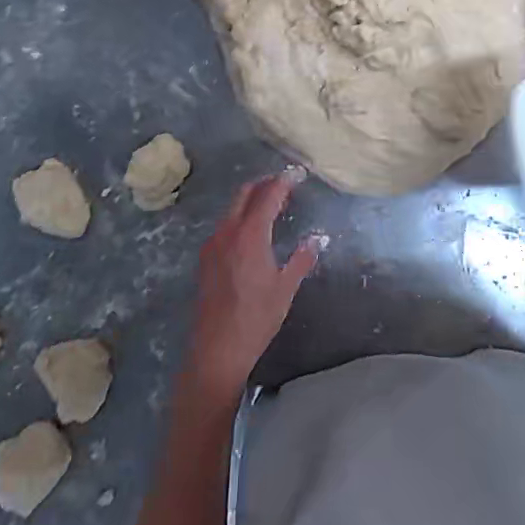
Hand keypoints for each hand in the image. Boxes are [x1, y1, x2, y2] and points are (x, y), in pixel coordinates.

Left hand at [185, 168, 320, 391]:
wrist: (216, 350)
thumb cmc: (256, 318)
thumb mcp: (286, 288)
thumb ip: (302, 258)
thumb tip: (318, 238)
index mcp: (250, 236)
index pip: (268, 196)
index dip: (284, 181)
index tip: (298, 173)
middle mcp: (227, 233)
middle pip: (244, 194)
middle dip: (265, 184)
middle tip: (285, 183)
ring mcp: (212, 246)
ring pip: (232, 209)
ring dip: (251, 200)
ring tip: (272, 205)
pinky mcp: (206, 259)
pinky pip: (224, 225)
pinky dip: (240, 217)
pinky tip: (253, 231)